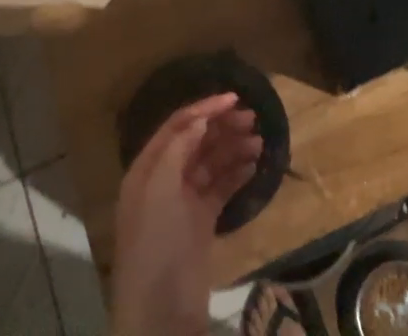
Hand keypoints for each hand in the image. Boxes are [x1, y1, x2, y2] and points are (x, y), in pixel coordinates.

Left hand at [110, 93, 261, 335]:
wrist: (160, 309)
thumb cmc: (155, 243)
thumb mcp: (159, 192)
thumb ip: (177, 151)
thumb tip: (199, 121)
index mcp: (147, 169)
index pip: (177, 127)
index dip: (203, 109)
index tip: (234, 98)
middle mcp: (164, 181)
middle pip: (195, 142)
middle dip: (221, 127)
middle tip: (253, 118)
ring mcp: (183, 202)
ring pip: (211, 164)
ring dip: (233, 149)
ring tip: (260, 141)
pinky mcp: (201, 222)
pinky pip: (220, 189)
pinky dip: (236, 175)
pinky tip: (255, 166)